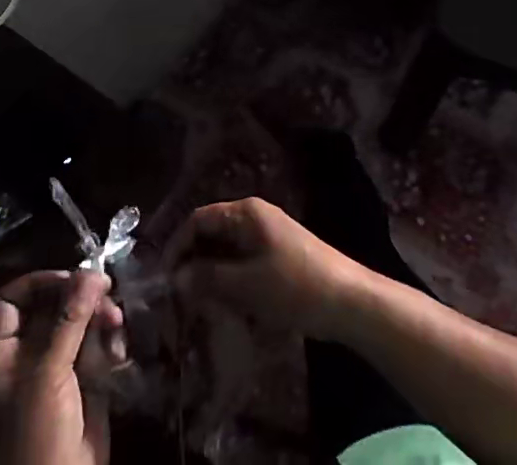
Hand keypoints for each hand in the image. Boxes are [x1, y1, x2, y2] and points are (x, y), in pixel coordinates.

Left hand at [0, 271, 124, 464]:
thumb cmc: (37, 431)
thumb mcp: (48, 372)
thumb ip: (69, 320)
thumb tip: (90, 272)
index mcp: (5, 350)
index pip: (13, 298)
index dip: (39, 283)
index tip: (70, 278)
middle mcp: (30, 353)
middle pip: (53, 306)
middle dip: (80, 296)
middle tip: (107, 291)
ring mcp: (60, 367)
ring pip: (80, 323)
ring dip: (101, 317)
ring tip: (117, 323)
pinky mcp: (87, 381)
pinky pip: (99, 346)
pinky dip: (111, 342)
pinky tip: (120, 350)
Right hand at [167, 197, 370, 339]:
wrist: (350, 301)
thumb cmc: (295, 286)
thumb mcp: (245, 285)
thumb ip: (207, 278)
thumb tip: (176, 277)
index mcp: (246, 213)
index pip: (199, 219)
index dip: (178, 245)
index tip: (165, 276)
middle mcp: (256, 216)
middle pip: (212, 232)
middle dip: (194, 261)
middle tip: (181, 294)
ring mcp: (269, 234)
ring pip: (227, 249)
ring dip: (212, 273)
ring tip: (201, 302)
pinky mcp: (279, 254)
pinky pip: (244, 260)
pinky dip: (231, 278)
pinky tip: (228, 303)